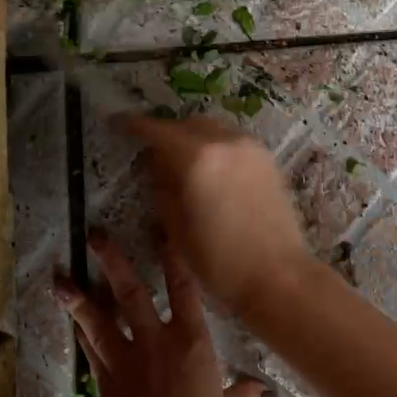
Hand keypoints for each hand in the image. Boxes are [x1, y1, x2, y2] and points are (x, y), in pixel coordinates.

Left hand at [57, 233, 266, 396]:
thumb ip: (240, 396)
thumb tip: (261, 392)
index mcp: (192, 341)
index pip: (183, 288)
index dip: (173, 257)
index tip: (162, 230)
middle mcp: (156, 343)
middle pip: (132, 294)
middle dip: (114, 263)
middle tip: (97, 237)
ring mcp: (126, 363)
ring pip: (101, 321)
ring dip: (80, 300)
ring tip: (60, 280)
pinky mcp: (106, 386)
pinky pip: (93, 350)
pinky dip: (83, 333)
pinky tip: (74, 321)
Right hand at [123, 116, 313, 310]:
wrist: (278, 274)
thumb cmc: (219, 261)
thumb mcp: (176, 228)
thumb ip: (162, 188)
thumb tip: (155, 165)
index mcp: (197, 157)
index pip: (158, 130)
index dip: (134, 125)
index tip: (117, 122)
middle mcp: (225, 141)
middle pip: (187, 124)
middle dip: (166, 132)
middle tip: (151, 152)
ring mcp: (250, 147)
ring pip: (213, 128)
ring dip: (192, 137)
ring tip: (180, 162)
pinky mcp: (267, 158)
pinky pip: (232, 140)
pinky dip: (215, 146)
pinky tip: (209, 170)